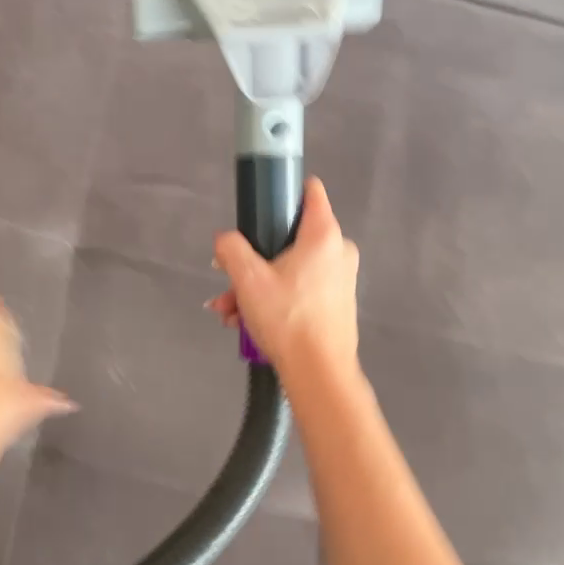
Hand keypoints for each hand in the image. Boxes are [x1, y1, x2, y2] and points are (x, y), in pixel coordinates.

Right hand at [207, 177, 361, 367]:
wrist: (318, 372)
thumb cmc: (286, 317)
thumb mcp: (247, 279)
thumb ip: (231, 249)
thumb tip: (225, 240)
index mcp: (323, 235)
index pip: (310, 192)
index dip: (282, 193)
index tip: (259, 207)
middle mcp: (338, 251)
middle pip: (287, 240)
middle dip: (251, 261)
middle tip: (227, 282)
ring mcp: (338, 280)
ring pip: (287, 270)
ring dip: (253, 288)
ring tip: (228, 311)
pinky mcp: (334, 304)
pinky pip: (296, 291)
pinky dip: (270, 302)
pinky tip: (244, 323)